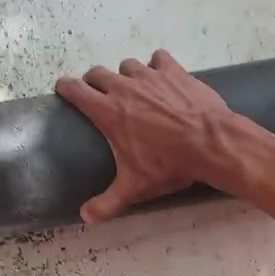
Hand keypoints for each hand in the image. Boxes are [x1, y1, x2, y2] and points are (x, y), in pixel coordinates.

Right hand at [55, 50, 238, 222]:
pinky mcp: (174, 71)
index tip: (63, 89)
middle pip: (98, 74)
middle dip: (94, 82)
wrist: (211, 143)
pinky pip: (158, 58)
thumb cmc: (169, 164)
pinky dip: (157, 65)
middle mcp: (124, 88)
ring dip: (125, 74)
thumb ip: (107, 203)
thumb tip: (85, 217)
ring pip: (128, 65)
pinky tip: (162, 76)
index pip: (76, 90)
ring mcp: (150, 76)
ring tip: (132, 88)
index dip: (66, 87)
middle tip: (99, 95)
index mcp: (108, 111)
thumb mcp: (135, 187)